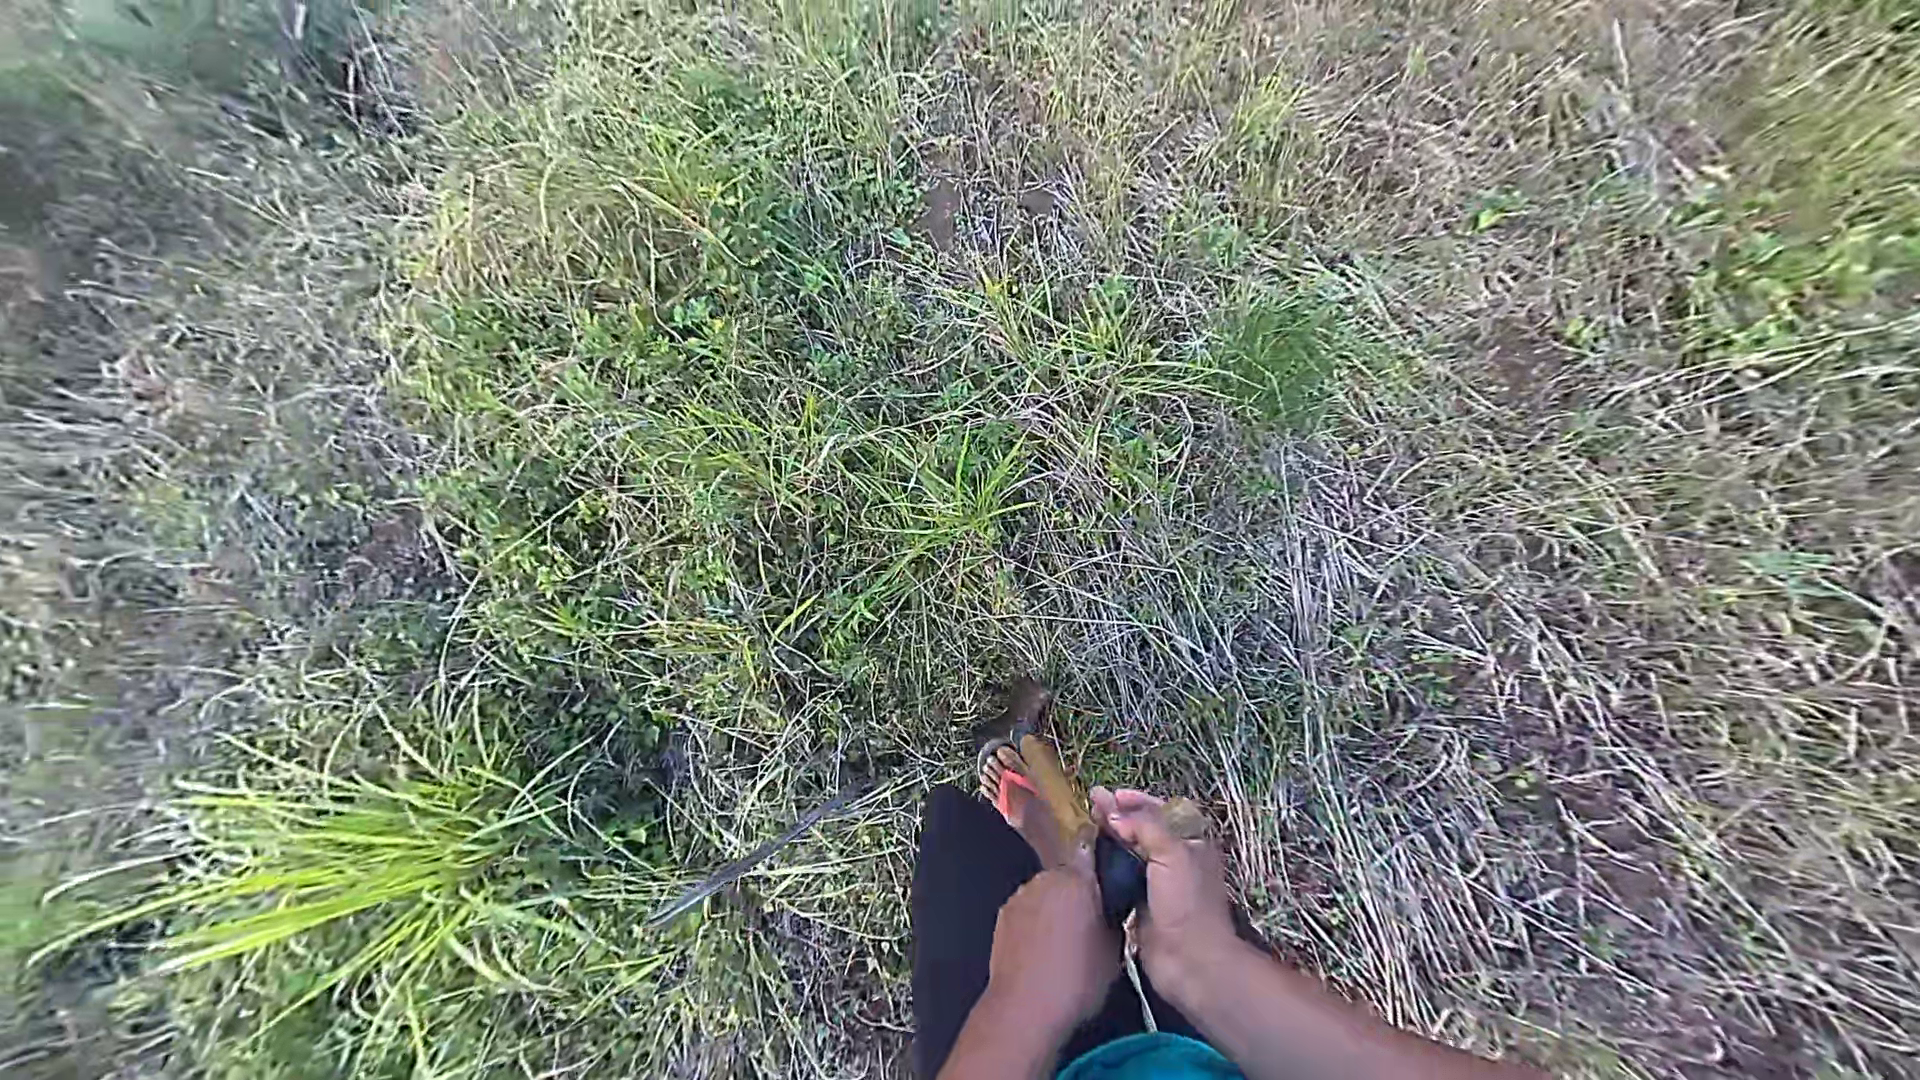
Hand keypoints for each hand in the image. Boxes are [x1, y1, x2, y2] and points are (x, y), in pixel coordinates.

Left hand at [983, 855, 1120, 1040]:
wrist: (1024, 1006)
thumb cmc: (1075, 981)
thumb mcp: (1112, 956)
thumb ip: (1113, 923)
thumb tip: (1110, 915)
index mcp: (1077, 881)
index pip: (1086, 846)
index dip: (1093, 849)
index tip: (1100, 860)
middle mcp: (1046, 878)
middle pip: (1065, 875)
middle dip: (1075, 892)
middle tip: (1086, 922)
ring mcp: (1021, 893)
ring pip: (1045, 891)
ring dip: (1053, 905)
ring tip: (1060, 940)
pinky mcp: (1003, 911)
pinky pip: (1026, 908)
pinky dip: (1033, 920)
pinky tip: (1038, 947)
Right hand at [1090, 787, 1241, 1002]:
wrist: (1191, 963)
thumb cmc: (1188, 903)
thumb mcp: (1173, 853)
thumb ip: (1143, 826)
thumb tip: (1113, 813)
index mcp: (1191, 841)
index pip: (1163, 809)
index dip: (1139, 800)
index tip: (1115, 794)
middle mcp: (1175, 856)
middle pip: (1142, 825)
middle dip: (1118, 813)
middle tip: (1093, 800)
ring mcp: (1156, 879)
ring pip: (1128, 847)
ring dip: (1109, 833)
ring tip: (1088, 818)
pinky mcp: (1139, 899)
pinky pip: (1119, 870)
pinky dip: (1105, 858)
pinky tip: (1089, 849)